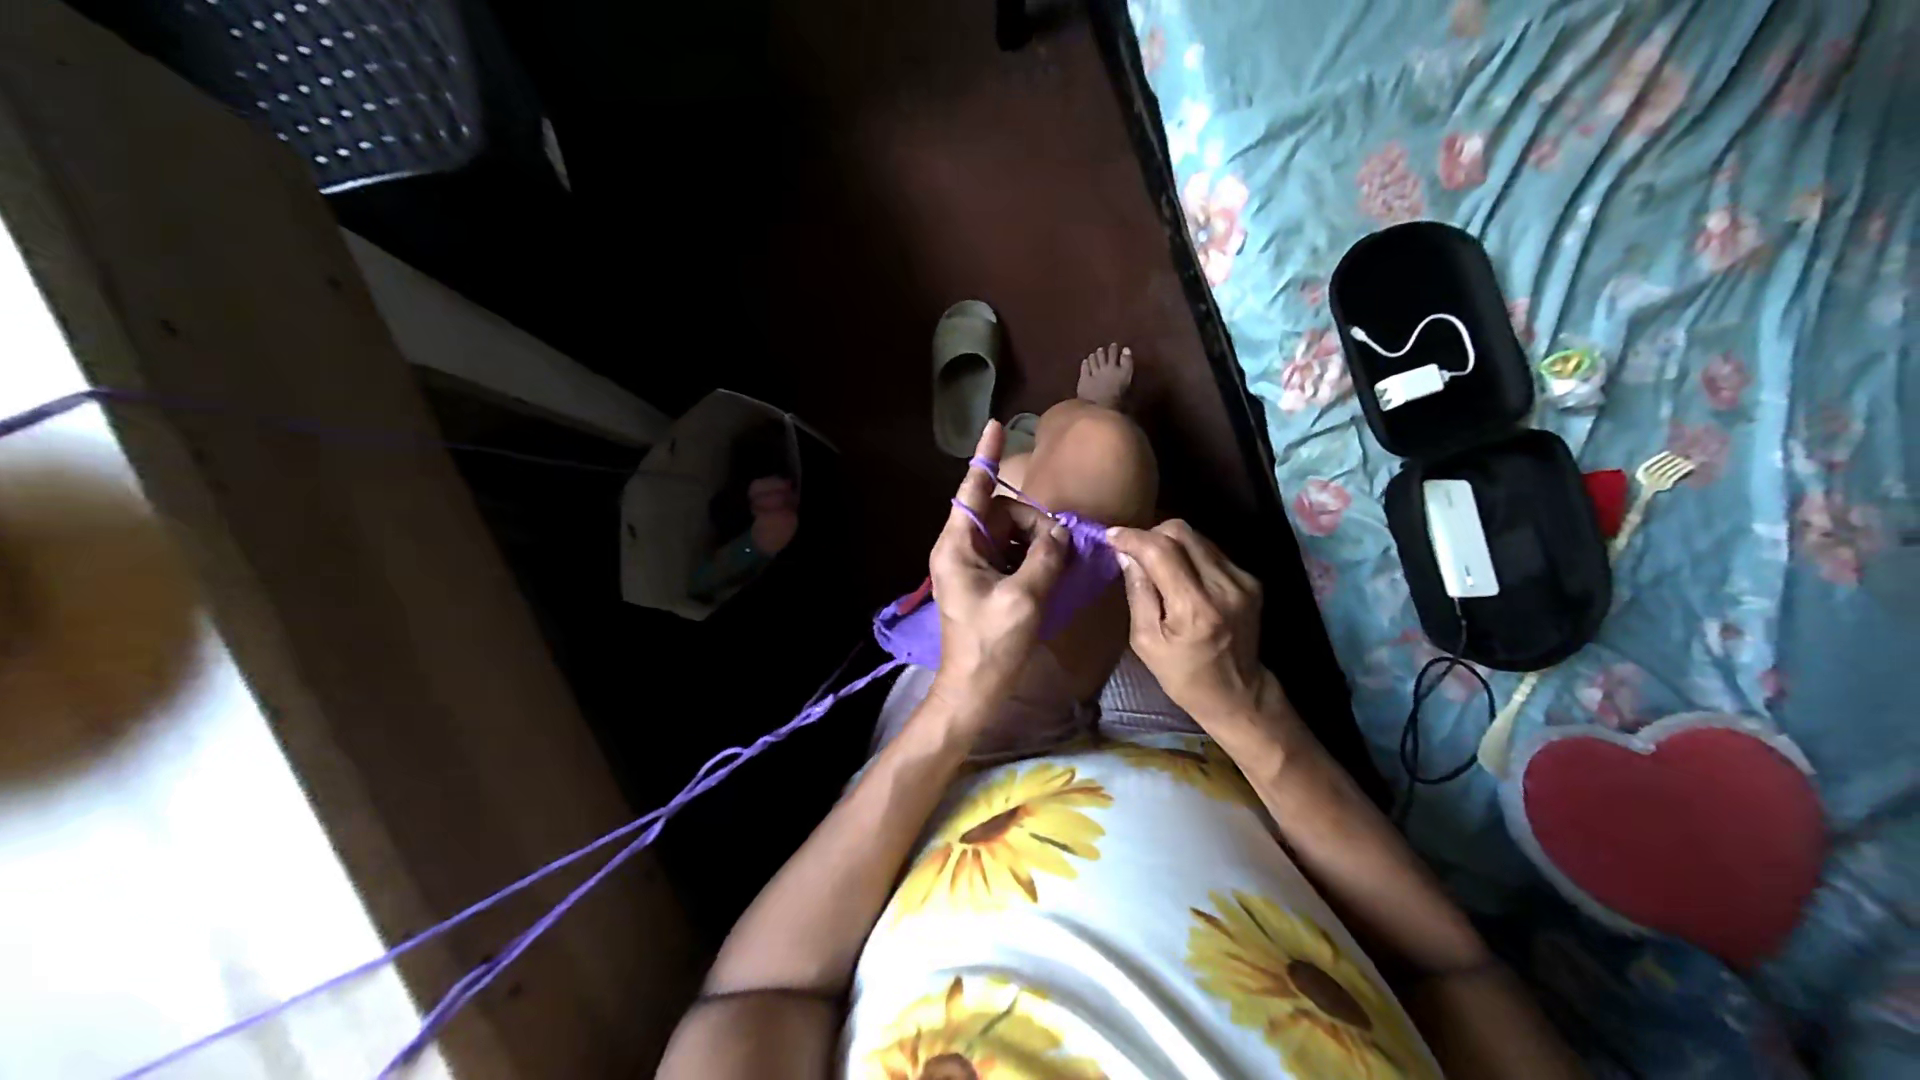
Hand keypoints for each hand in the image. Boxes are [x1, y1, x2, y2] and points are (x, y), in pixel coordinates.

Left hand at [926, 422, 1068, 726]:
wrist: (974, 689)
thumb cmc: (991, 645)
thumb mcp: (1023, 598)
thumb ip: (1046, 557)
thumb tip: (1061, 532)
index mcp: (957, 546)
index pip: (971, 490)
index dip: (985, 457)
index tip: (996, 425)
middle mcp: (961, 548)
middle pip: (1000, 511)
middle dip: (1031, 520)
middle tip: (1058, 547)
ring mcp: (973, 565)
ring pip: (1009, 531)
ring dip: (1035, 539)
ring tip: (1056, 562)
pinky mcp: (986, 580)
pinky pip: (1012, 552)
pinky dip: (1032, 555)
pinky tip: (1050, 571)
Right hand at [1105, 520, 1278, 727]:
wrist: (1238, 693)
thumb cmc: (1183, 675)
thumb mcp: (1146, 642)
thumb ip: (1138, 593)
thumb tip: (1125, 554)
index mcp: (1194, 608)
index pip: (1160, 551)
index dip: (1132, 537)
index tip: (1111, 536)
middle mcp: (1223, 587)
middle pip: (1181, 532)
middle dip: (1151, 535)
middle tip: (1134, 552)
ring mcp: (1241, 581)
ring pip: (1196, 537)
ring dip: (1170, 543)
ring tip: (1156, 565)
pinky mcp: (1250, 579)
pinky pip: (1210, 550)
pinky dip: (1189, 554)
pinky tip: (1181, 575)